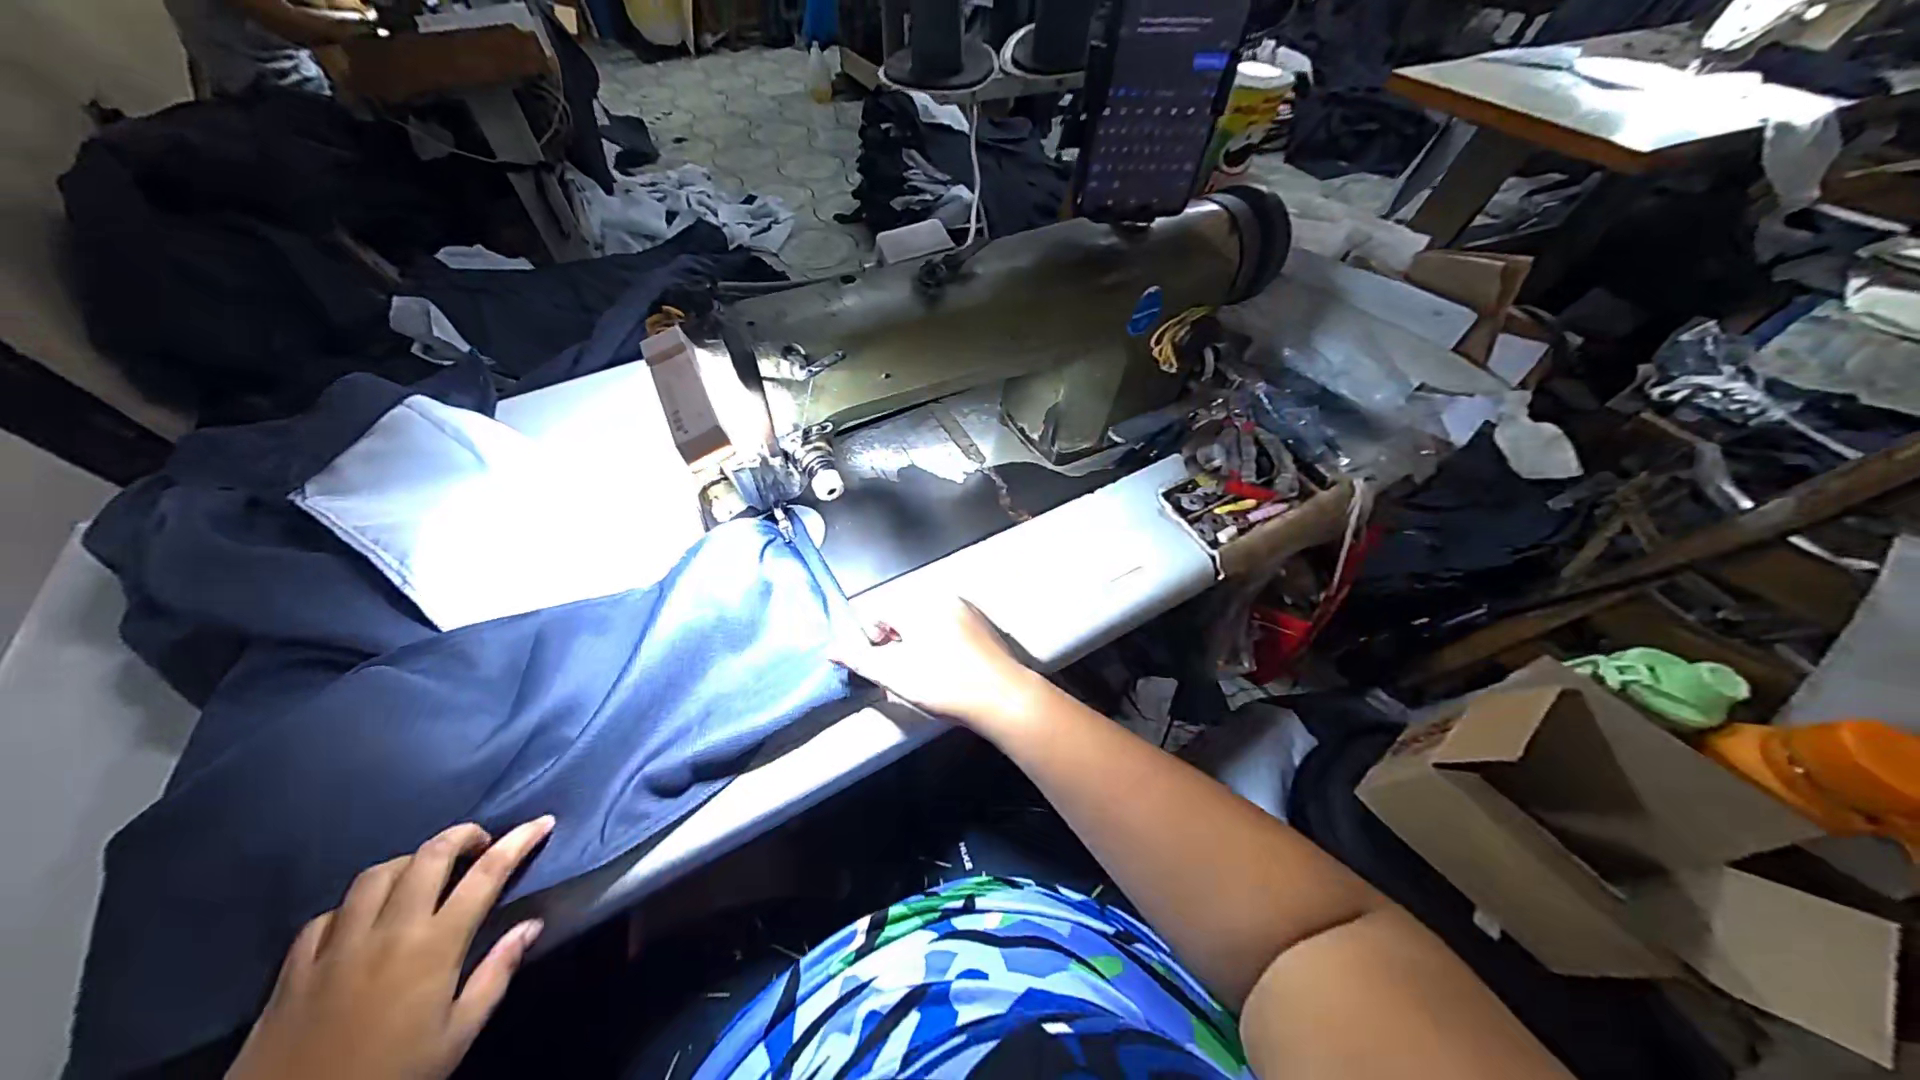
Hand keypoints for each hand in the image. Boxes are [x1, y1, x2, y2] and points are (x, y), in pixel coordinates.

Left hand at [227, 817, 555, 1079]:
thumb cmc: (393, 1076)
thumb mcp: (457, 1035)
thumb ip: (496, 973)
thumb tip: (531, 925)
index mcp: (435, 945)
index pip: (487, 874)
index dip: (519, 841)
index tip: (542, 822)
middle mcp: (389, 930)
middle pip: (429, 856)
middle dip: (462, 836)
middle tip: (480, 842)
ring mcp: (337, 945)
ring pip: (376, 875)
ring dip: (409, 862)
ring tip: (425, 873)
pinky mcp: (295, 967)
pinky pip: (329, 914)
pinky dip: (355, 904)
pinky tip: (364, 918)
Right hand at [829, 596, 1048, 728]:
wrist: (1003, 697)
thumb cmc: (945, 684)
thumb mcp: (894, 674)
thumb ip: (859, 659)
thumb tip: (832, 650)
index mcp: (918, 602)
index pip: (878, 611)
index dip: (870, 638)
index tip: (879, 664)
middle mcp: (942, 596)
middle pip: (902, 613)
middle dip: (894, 640)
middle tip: (900, 670)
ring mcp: (966, 608)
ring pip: (926, 620)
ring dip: (916, 642)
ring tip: (923, 672)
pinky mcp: (982, 624)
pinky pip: (949, 626)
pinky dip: (940, 642)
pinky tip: (946, 668)